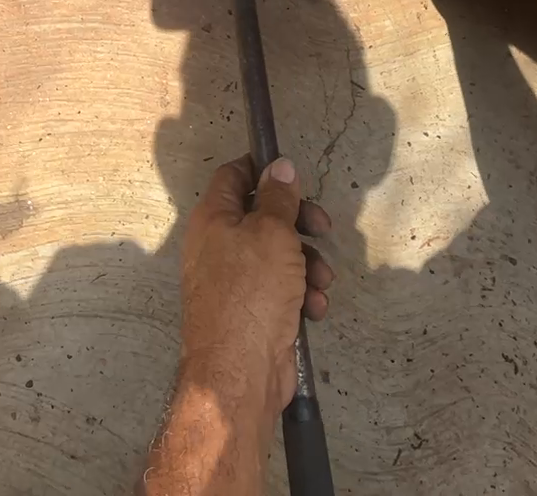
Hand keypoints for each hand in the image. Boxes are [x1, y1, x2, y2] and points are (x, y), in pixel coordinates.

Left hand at [177, 156, 332, 417]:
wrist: (239, 372)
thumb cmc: (251, 292)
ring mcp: (234, 279)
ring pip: (278, 254)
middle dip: (298, 221)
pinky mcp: (252, 310)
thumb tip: (280, 164)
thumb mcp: (272, 233)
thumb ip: (278, 197)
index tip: (293, 175)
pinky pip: (280, 288)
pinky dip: (300, 293)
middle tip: (323, 226)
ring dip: (306, 263)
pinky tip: (313, 308)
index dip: (263, 169)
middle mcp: (218, 244)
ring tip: (321, 281)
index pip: (234, 175)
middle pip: (262, 215)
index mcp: (213, 218)